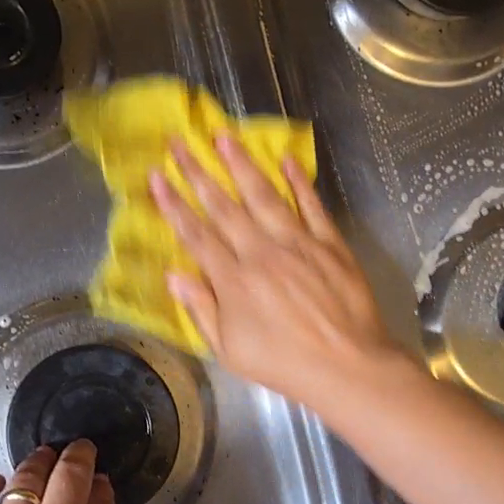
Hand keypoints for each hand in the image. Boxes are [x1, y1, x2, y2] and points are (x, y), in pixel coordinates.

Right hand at [150, 132, 403, 405]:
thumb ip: (202, 309)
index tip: (157, 176)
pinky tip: (285, 160)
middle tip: (180, 142)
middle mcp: (261, 253)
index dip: (173, 204)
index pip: (196, 235)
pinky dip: (298, 181)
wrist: (346, 366)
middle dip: (198, 172)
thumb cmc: (281, 364)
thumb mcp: (229, 350)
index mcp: (233, 281)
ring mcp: (298, 244)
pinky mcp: (329, 244)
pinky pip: (310, 205)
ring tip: (224, 136)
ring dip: (241, 164)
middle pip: (224, 206)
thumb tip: (174, 276)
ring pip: (264, 196)